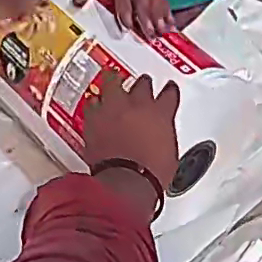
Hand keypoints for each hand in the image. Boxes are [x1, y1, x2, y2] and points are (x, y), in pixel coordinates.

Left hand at [76, 0, 173, 38]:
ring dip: (161, 18)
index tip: (128, 27)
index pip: (123, 0)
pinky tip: (171, 21)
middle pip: (142, 4)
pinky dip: (168, 10)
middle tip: (151, 36)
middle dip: (147, 20)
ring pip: (156, 2)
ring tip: (164, 32)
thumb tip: (78, 2)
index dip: (126, 15)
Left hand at [83, 70, 179, 211]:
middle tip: (142, 85)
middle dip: (143, 84)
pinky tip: (94, 105)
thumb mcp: (169, 155)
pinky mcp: (94, 118)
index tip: (168, 90)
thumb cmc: (150, 174)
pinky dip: (95, 105)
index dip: (169, 91)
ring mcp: (115, 109)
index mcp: (162, 113)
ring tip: (113, 81)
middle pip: (142, 84)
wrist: (126, 181)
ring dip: (114, 83)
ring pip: (113, 83)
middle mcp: (138, 105)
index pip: (169, 93)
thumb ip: (164, 137)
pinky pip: (93, 104)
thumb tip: (159, 139)